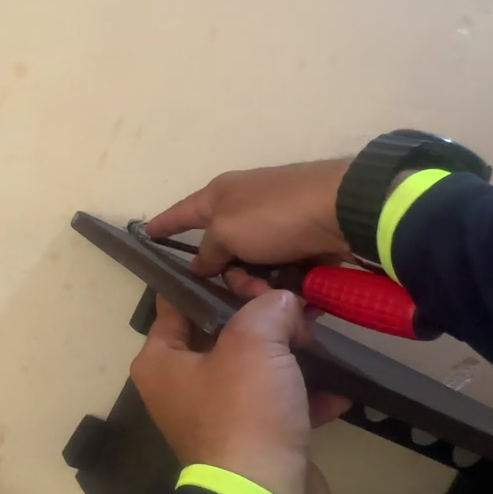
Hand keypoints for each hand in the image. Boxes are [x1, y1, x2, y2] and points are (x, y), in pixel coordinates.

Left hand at [130, 293, 348, 493]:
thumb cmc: (244, 410)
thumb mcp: (253, 343)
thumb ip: (266, 309)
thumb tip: (282, 302)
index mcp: (160, 361)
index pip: (176, 304)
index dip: (210, 281)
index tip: (247, 267)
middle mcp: (179, 386)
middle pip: (220, 335)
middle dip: (260, 319)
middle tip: (295, 303)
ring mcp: (215, 415)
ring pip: (252, 370)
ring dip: (288, 356)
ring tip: (319, 336)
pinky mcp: (250, 441)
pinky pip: (276, 407)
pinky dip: (304, 397)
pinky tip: (338, 389)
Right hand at [145, 160, 351, 278]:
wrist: (346, 211)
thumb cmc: (275, 216)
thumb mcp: (227, 233)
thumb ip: (208, 251)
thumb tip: (201, 263)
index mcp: (221, 195)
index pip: (182, 213)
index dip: (164, 226)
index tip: (146, 235)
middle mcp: (246, 208)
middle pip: (223, 253)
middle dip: (231, 278)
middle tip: (247, 289)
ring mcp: (278, 225)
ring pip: (254, 268)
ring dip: (262, 286)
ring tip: (282, 295)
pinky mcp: (306, 241)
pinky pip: (284, 271)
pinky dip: (289, 285)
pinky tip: (300, 297)